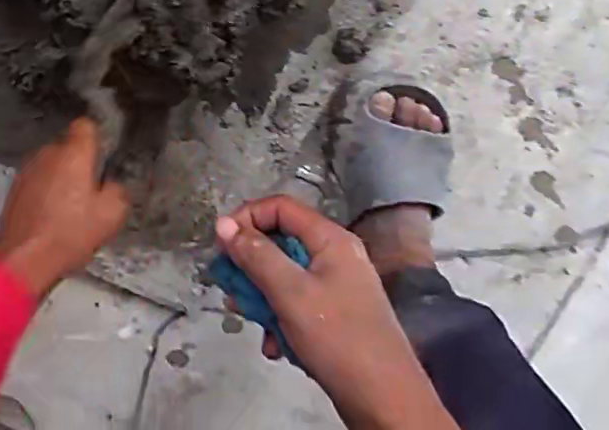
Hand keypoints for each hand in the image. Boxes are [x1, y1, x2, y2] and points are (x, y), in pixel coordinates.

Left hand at [0, 118, 129, 296]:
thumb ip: (118, 191)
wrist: (21, 261)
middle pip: (68, 147)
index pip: (86, 126)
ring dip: (60, 178)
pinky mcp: (14, 189)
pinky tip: (48, 217)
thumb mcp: (111, 215)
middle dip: (78, 163)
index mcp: (74, 152)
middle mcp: (49, 153)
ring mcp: (28, 170)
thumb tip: (111, 186)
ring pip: (52, 165)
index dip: (95, 138)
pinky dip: (44, 192)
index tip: (101, 158)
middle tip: (88, 192)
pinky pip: (37, 181)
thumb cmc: (70, 232)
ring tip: (67, 208)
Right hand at [215, 196, 457, 429]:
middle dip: (252, 263)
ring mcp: (339, 285)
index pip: (281, 207)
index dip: (248, 218)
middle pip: (283, 242)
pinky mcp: (338, 315)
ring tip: (249, 318)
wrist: (387, 401)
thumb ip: (257, 256)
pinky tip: (275, 345)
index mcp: (330, 238)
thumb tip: (224, 225)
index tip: (221, 243)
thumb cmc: (339, 338)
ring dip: (264, 296)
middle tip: (229, 284)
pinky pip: (300, 303)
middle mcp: (336, 254)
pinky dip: (283, 318)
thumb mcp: (291, 294)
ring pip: (288, 276)